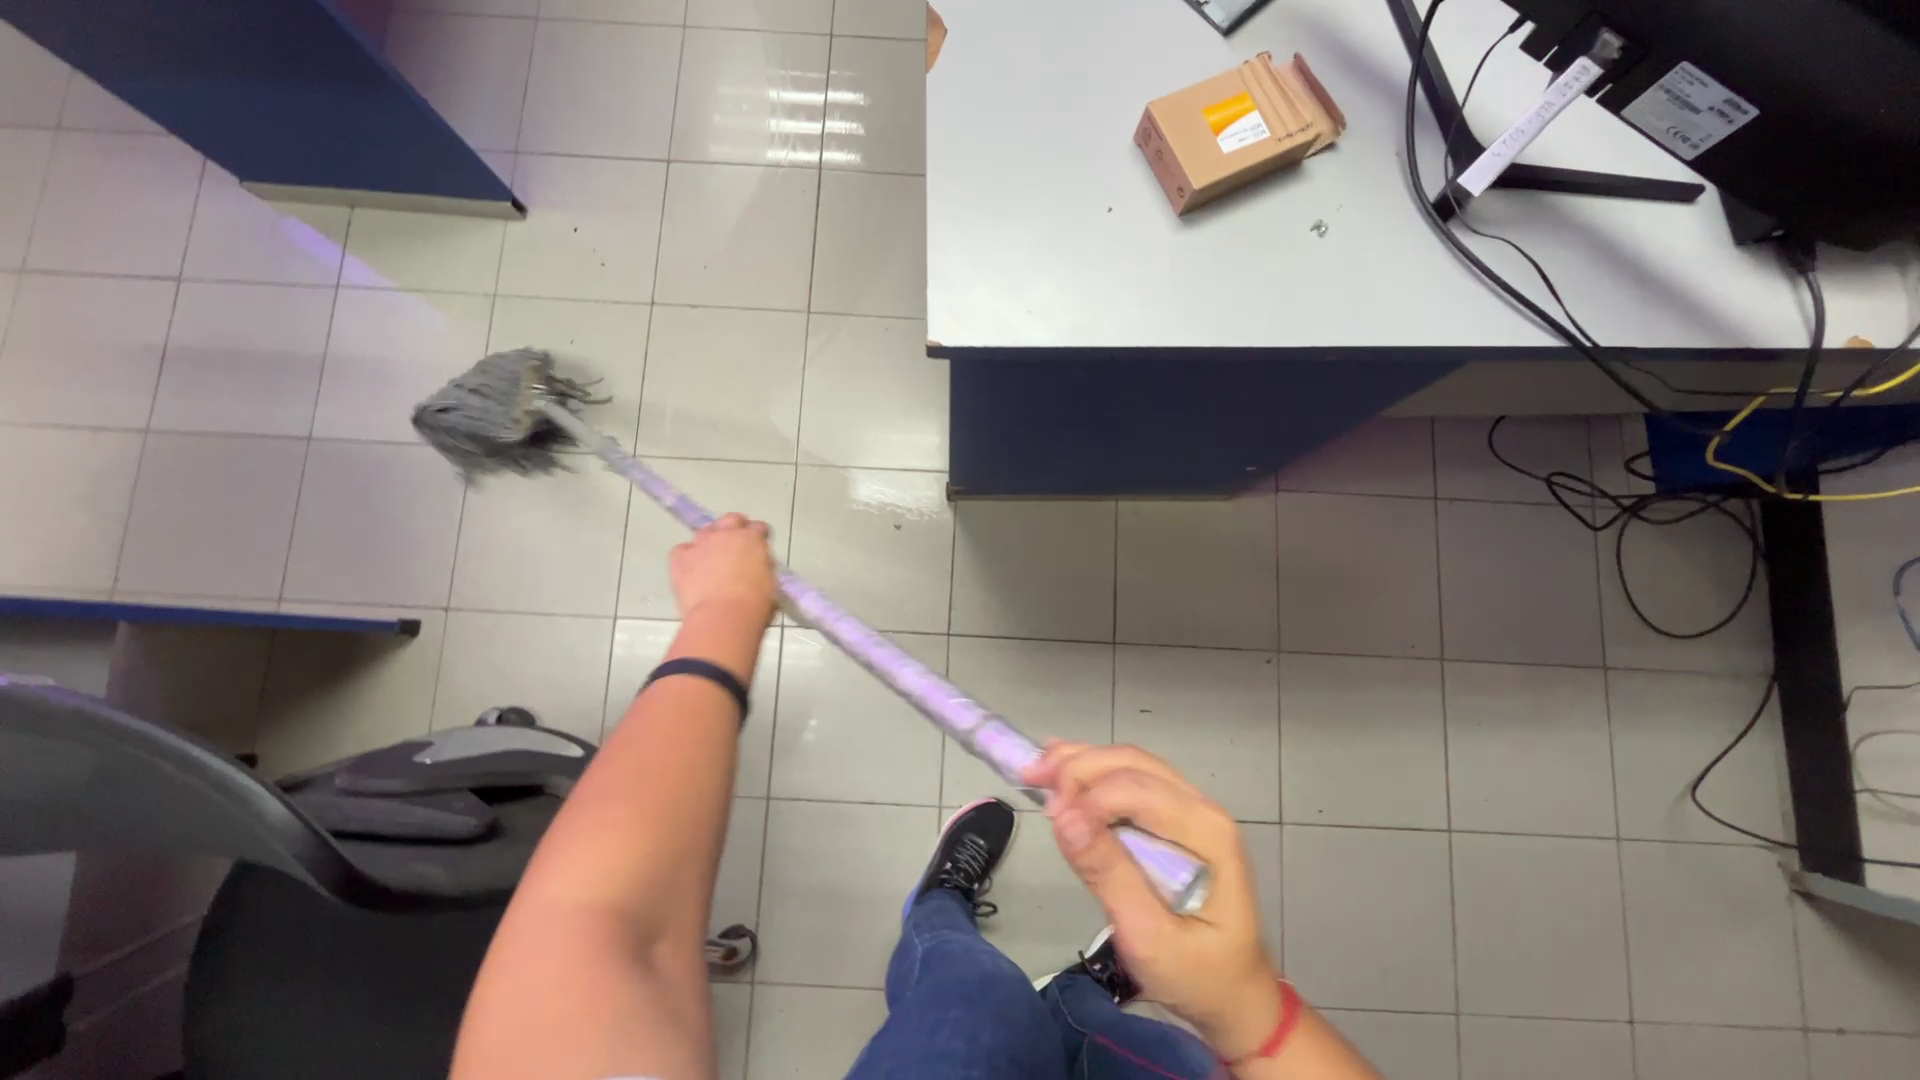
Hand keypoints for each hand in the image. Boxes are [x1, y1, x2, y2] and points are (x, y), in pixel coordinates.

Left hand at [669, 514, 776, 627]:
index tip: (760, 543)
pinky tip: (690, 567)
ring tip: (712, 556)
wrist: (723, 616)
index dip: (759, 535)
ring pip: (705, 532)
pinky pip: (682, 550)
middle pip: (730, 520)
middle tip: (736, 543)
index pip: (758, 528)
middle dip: (735, 528)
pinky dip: (687, 556)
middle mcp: (726, 534)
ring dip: (711, 540)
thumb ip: (762, 567)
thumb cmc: (755, 604)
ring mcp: (701, 544)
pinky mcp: (680, 558)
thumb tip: (756, 567)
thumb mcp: (770, 582)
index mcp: (752, 539)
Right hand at [1025, 743, 1283, 1059]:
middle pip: (1132, 764)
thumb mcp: (1149, 938)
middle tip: (1033, 783)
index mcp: (1208, 834)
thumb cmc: (1195, 972)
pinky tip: (1059, 765)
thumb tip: (1065, 820)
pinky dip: (1092, 769)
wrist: (1231, 993)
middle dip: (1079, 768)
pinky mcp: (1172, 817)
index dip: (1091, 796)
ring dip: (1080, 762)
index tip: (1054, 823)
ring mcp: (1189, 808)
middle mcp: (1202, 808)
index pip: (1140, 790)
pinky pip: (1129, 777)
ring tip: (1036, 770)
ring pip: (1128, 763)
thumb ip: (1110, 875)